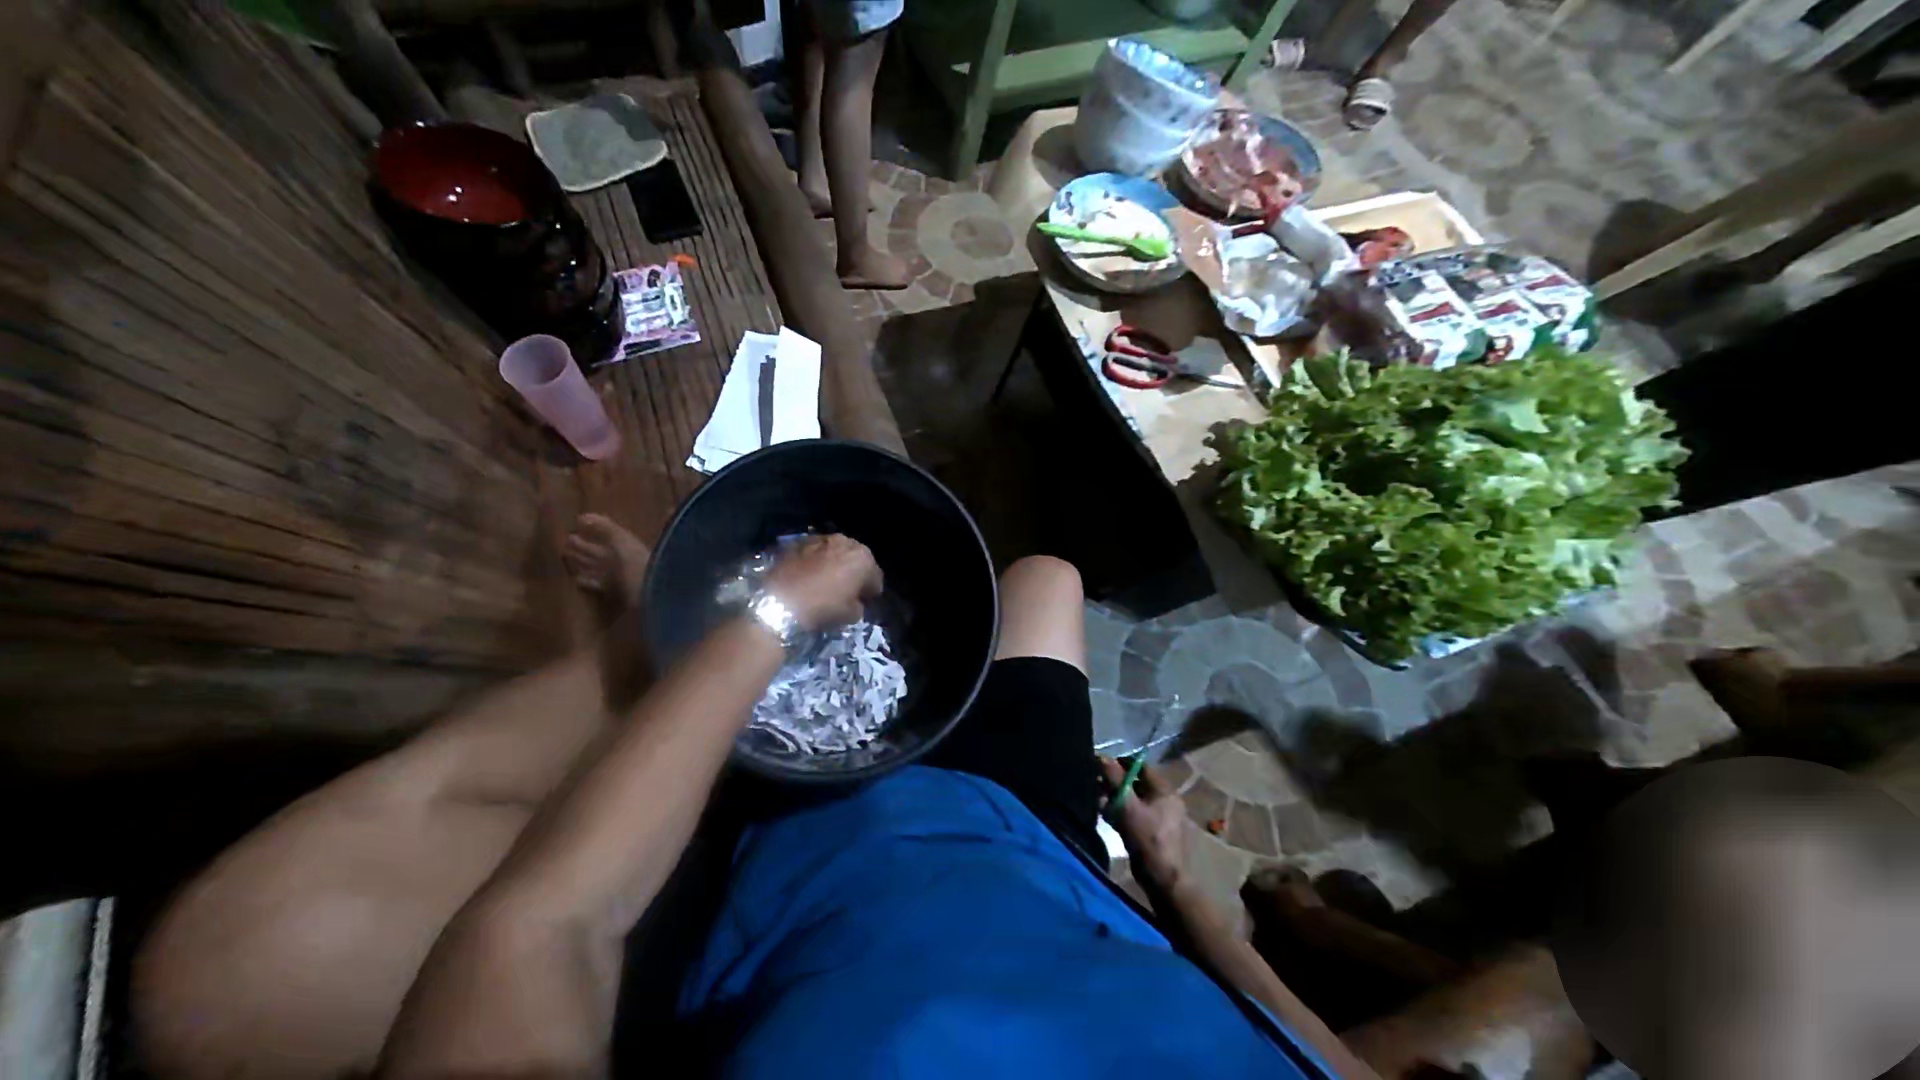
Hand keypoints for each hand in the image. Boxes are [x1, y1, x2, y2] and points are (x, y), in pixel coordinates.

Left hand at [762, 534, 882, 630]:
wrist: (780, 600)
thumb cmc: (823, 607)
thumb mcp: (851, 615)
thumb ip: (859, 606)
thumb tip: (855, 602)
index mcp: (863, 558)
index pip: (875, 577)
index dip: (871, 591)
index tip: (865, 601)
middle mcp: (845, 542)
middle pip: (856, 559)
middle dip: (854, 572)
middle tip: (847, 589)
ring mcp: (820, 539)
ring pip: (834, 552)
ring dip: (834, 564)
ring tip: (826, 580)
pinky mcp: (798, 543)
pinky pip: (815, 553)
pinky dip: (815, 562)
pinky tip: (809, 575)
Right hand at [1099, 756, 1187, 888]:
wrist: (1163, 879)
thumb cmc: (1147, 838)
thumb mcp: (1127, 806)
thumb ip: (1114, 780)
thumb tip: (1101, 757)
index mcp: (1164, 790)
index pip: (1139, 766)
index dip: (1119, 764)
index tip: (1099, 767)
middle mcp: (1166, 799)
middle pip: (1136, 783)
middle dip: (1115, 784)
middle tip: (1096, 787)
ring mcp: (1162, 817)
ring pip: (1134, 800)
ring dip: (1116, 800)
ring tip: (1099, 804)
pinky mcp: (1155, 831)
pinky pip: (1136, 814)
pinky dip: (1122, 813)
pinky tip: (1108, 818)